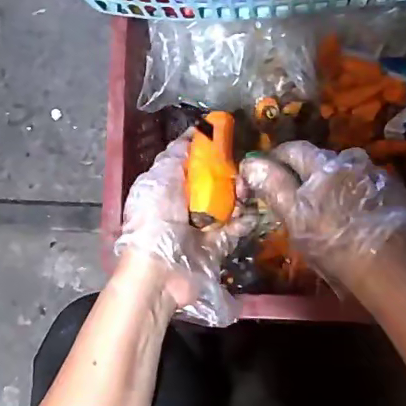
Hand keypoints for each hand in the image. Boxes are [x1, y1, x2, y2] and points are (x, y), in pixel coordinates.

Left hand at [116, 134, 255, 325]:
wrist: (160, 271)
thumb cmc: (155, 219)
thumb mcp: (160, 178)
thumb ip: (176, 156)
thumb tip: (193, 134)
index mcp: (165, 186)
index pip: (188, 161)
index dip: (205, 148)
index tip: (225, 133)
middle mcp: (183, 204)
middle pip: (212, 180)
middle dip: (228, 170)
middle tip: (240, 164)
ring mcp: (201, 225)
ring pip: (227, 201)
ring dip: (239, 193)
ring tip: (245, 187)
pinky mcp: (217, 245)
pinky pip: (236, 227)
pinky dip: (245, 218)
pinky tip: (250, 209)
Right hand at [239, 140, 405, 292]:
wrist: (395, 268)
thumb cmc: (334, 244)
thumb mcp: (295, 218)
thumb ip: (273, 186)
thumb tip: (250, 163)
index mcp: (322, 164)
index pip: (291, 149)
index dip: (274, 160)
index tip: (264, 176)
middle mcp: (350, 161)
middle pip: (319, 159)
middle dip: (303, 173)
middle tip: (294, 198)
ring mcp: (376, 176)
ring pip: (343, 174)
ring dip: (331, 185)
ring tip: (327, 210)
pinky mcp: (396, 194)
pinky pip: (364, 188)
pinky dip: (354, 197)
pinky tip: (354, 218)